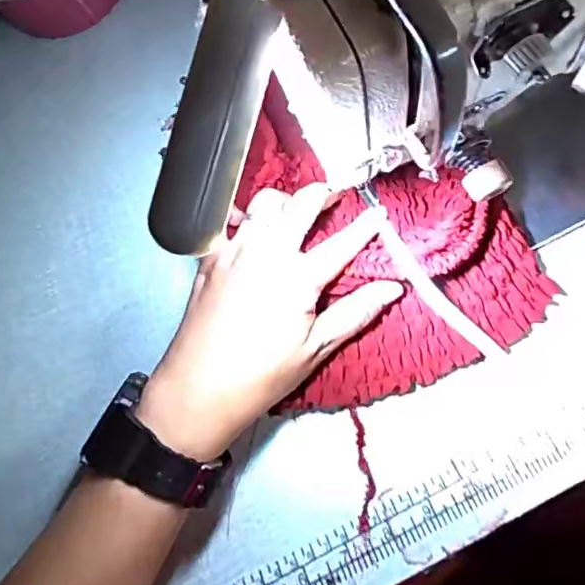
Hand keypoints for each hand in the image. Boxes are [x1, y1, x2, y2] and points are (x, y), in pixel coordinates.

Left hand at [136, 185, 402, 460]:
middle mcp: (265, 255)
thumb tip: (390, 290)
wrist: (194, 391)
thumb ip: (356, 312)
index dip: (366, 225)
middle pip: (302, 203)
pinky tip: (258, 231)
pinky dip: (251, 217)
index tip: (379, 214)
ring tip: (297, 211)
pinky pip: (234, 221)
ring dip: (287, 201)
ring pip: (265, 202)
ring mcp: (235, 252)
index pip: (343, 242)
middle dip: (324, 193)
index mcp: (297, 278)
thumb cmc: (256, 377)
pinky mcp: (212, 258)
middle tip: (335, 196)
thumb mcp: (315, 349)